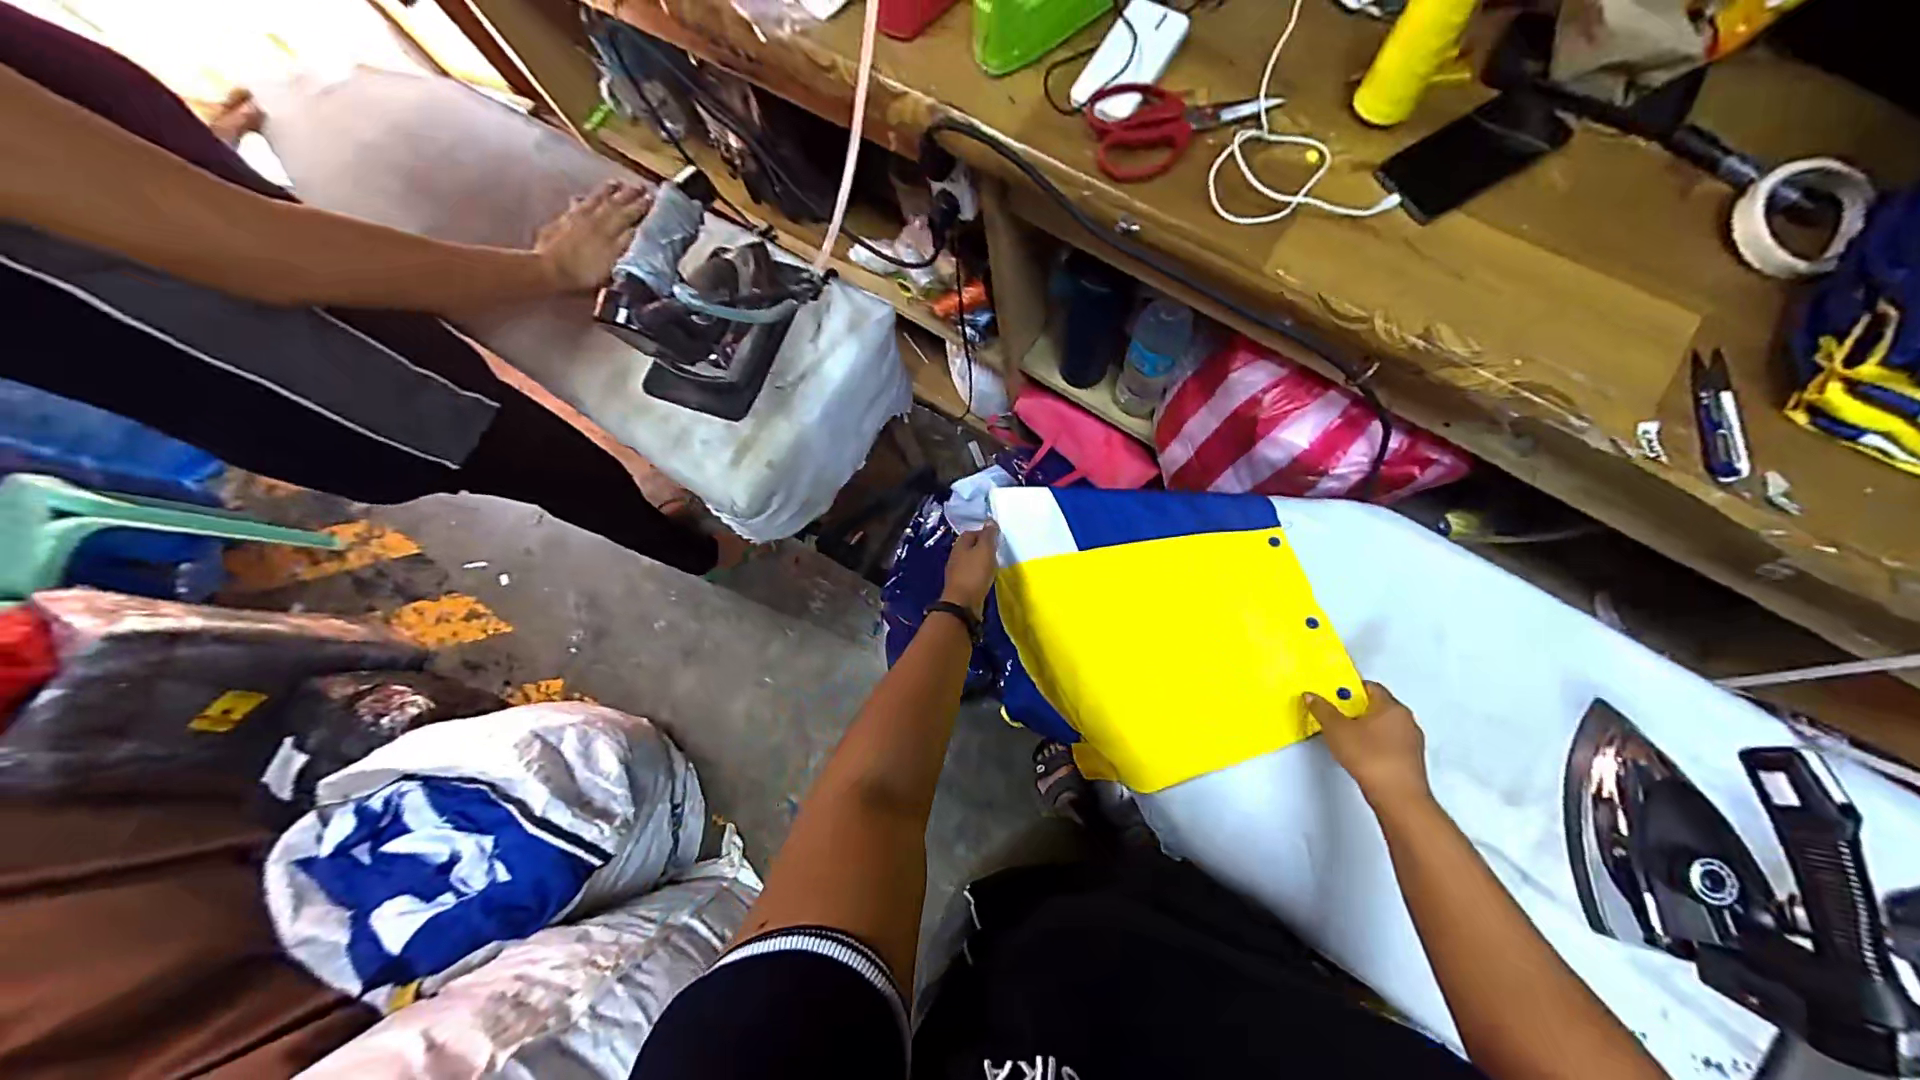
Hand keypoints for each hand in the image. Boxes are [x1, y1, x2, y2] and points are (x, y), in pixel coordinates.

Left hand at [533, 181, 651, 292]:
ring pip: (596, 200)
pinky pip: (575, 205)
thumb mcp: (613, 264)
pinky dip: (581, 200)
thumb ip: (626, 245)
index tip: (654, 198)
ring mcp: (577, 219)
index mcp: (609, 232)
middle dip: (629, 195)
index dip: (643, 207)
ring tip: (617, 184)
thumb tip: (639, 230)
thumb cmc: (584, 275)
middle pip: (615, 204)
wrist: (548, 271)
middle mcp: (595, 220)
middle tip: (642, 186)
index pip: (630, 215)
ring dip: (608, 191)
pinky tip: (582, 197)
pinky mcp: (561, 222)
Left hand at [940, 521, 999, 617]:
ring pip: (971, 561)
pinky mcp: (960, 585)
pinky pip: (971, 574)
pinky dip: (979, 573)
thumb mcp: (985, 550)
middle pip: (970, 546)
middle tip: (997, 551)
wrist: (963, 604)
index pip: (971, 532)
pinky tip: (987, 578)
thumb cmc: (975, 573)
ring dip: (981, 561)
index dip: (984, 533)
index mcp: (960, 545)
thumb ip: (988, 535)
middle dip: (983, 547)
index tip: (997, 538)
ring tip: (994, 565)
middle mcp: (955, 556)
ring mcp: (956, 571)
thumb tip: (989, 521)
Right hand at [1306, 681, 1430, 809]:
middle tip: (1337, 716)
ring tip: (1347, 738)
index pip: (1369, 687)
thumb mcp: (1336, 729)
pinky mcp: (1411, 758)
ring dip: (1366, 727)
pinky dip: (1376, 743)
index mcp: (1391, 707)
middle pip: (1377, 705)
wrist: (1396, 794)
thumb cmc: (1372, 758)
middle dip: (1356, 709)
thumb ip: (1322, 709)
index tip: (1335, 696)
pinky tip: (1361, 754)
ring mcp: (1412, 740)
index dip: (1349, 689)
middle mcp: (1406, 720)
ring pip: (1385, 725)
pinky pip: (1390, 742)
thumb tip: (1313, 698)